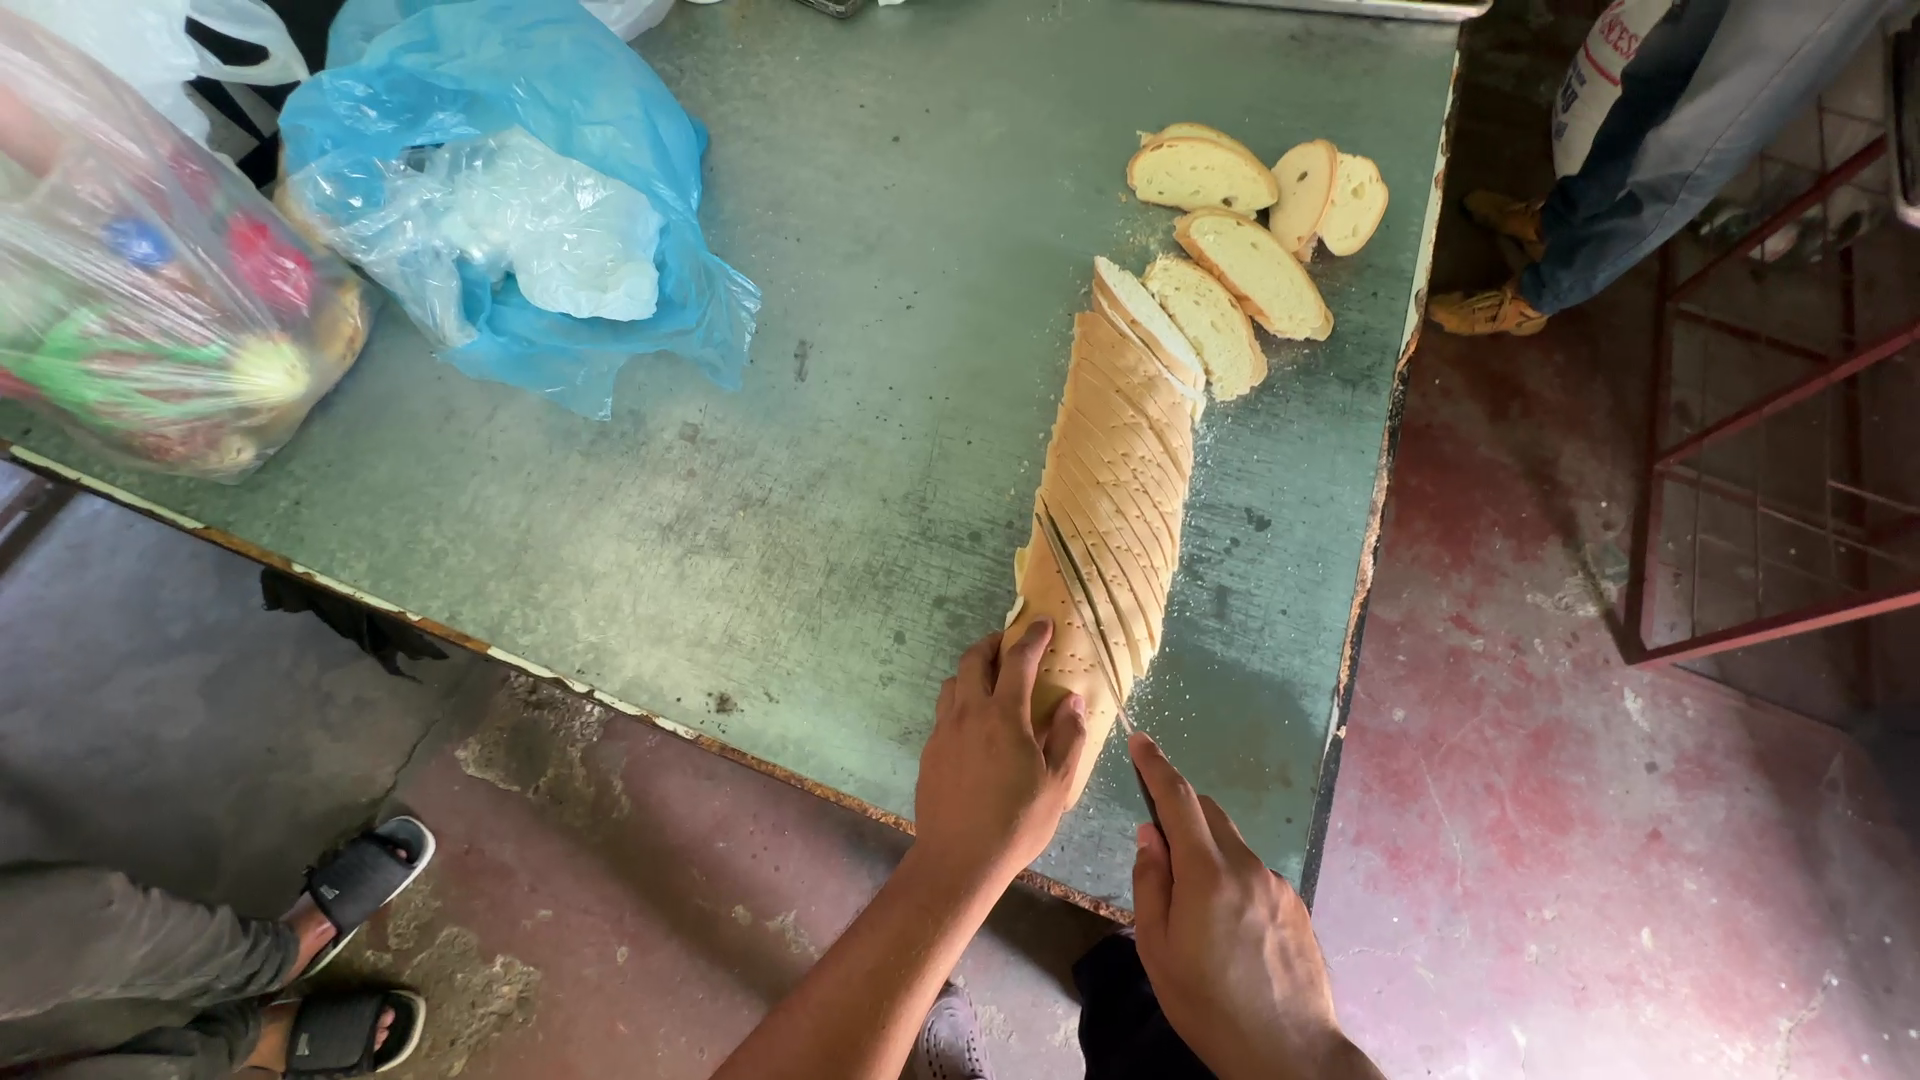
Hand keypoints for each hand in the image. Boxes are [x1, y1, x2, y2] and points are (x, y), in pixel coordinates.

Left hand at [913, 620, 1088, 881]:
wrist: (958, 859)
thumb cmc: (1016, 823)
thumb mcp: (1056, 784)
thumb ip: (1067, 736)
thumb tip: (1071, 700)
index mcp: (1003, 717)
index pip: (1018, 661)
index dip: (1032, 637)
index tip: (1041, 622)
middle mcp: (968, 714)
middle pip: (973, 660)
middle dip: (993, 643)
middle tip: (1010, 644)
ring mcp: (943, 732)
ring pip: (953, 683)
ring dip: (972, 672)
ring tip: (991, 683)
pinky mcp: (930, 751)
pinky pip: (944, 712)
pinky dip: (961, 702)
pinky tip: (974, 726)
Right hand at [1129, 733, 1378, 1079]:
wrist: (1290, 1057)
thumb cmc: (1208, 1005)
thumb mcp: (1157, 948)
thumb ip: (1150, 882)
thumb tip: (1150, 835)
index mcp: (1206, 874)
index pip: (1177, 799)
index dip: (1156, 765)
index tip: (1141, 741)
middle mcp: (1247, 866)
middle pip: (1209, 813)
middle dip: (1181, 811)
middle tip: (1161, 845)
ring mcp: (1278, 885)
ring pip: (1233, 844)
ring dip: (1208, 850)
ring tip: (1197, 906)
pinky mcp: (1296, 906)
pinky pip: (1254, 873)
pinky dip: (1233, 876)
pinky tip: (1230, 926)